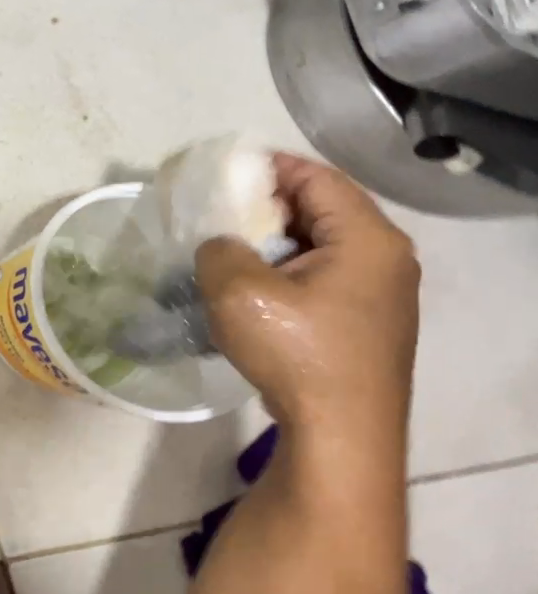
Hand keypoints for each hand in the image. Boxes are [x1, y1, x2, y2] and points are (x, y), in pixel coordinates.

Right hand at [195, 152, 419, 432]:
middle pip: (320, 208)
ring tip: (218, 246)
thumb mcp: (237, 288)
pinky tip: (244, 285)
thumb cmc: (295, 350)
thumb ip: (219, 248)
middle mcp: (385, 257)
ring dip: (268, 239)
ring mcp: (378, 291)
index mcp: (366, 239)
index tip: (216, 170)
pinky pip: (319, 273)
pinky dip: (281, 266)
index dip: (267, 166)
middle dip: (263, 202)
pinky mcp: (362, 319)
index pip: (318, 178)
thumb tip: (221, 245)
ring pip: (317, 243)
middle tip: (208, 208)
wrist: (340, 428)